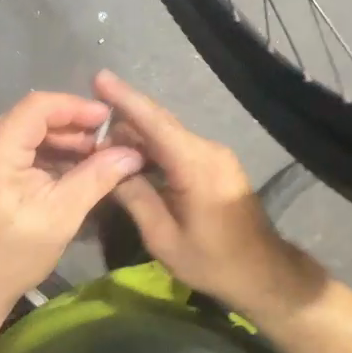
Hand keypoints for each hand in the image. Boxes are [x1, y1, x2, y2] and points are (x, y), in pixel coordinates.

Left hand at [0, 91, 145, 308]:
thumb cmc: (15, 256)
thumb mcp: (62, 216)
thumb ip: (96, 178)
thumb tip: (132, 153)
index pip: (36, 107)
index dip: (74, 107)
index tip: (106, 118)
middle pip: (28, 116)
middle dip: (69, 124)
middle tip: (104, 140)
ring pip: (21, 129)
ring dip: (56, 137)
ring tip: (92, 153)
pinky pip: (11, 144)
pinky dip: (39, 150)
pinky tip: (66, 164)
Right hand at [94, 70, 328, 324]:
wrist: (265, 275)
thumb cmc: (213, 261)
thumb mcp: (163, 237)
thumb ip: (134, 197)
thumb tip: (107, 164)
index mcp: (195, 164)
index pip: (154, 121)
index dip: (124, 98)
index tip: (98, 77)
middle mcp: (207, 149)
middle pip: (159, 122)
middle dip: (123, 114)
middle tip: (86, 118)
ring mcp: (214, 156)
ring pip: (167, 134)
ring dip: (135, 134)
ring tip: (99, 139)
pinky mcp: (215, 165)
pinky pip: (177, 146)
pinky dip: (151, 147)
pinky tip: (129, 156)